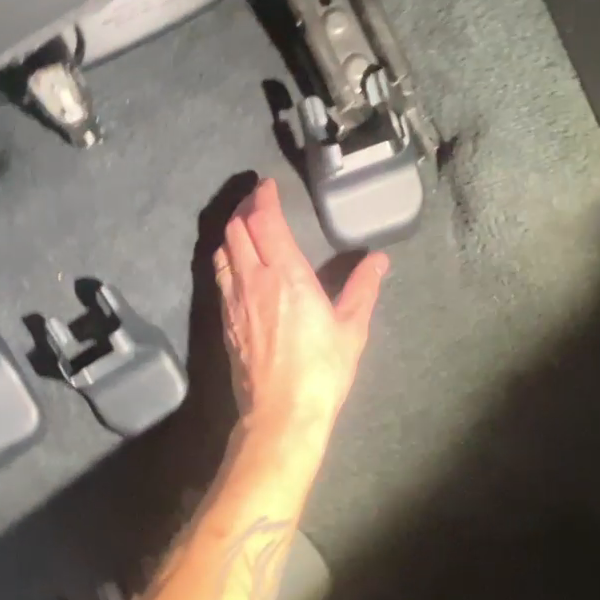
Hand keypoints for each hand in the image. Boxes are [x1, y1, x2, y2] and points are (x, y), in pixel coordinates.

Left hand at [213, 179, 388, 442]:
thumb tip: (378, 261)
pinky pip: (220, 277)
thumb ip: (363, 288)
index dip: (262, 198)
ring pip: (223, 252)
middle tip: (256, 199)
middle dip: (244, 209)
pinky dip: (226, 258)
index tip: (267, 185)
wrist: (280, 413)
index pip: (264, 222)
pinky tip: (235, 263)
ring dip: (231, 232)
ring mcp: (234, 301)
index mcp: (285, 275)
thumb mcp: (352, 328)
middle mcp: (253, 280)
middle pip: (236, 230)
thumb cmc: (321, 371)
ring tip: (244, 225)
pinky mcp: (226, 322)